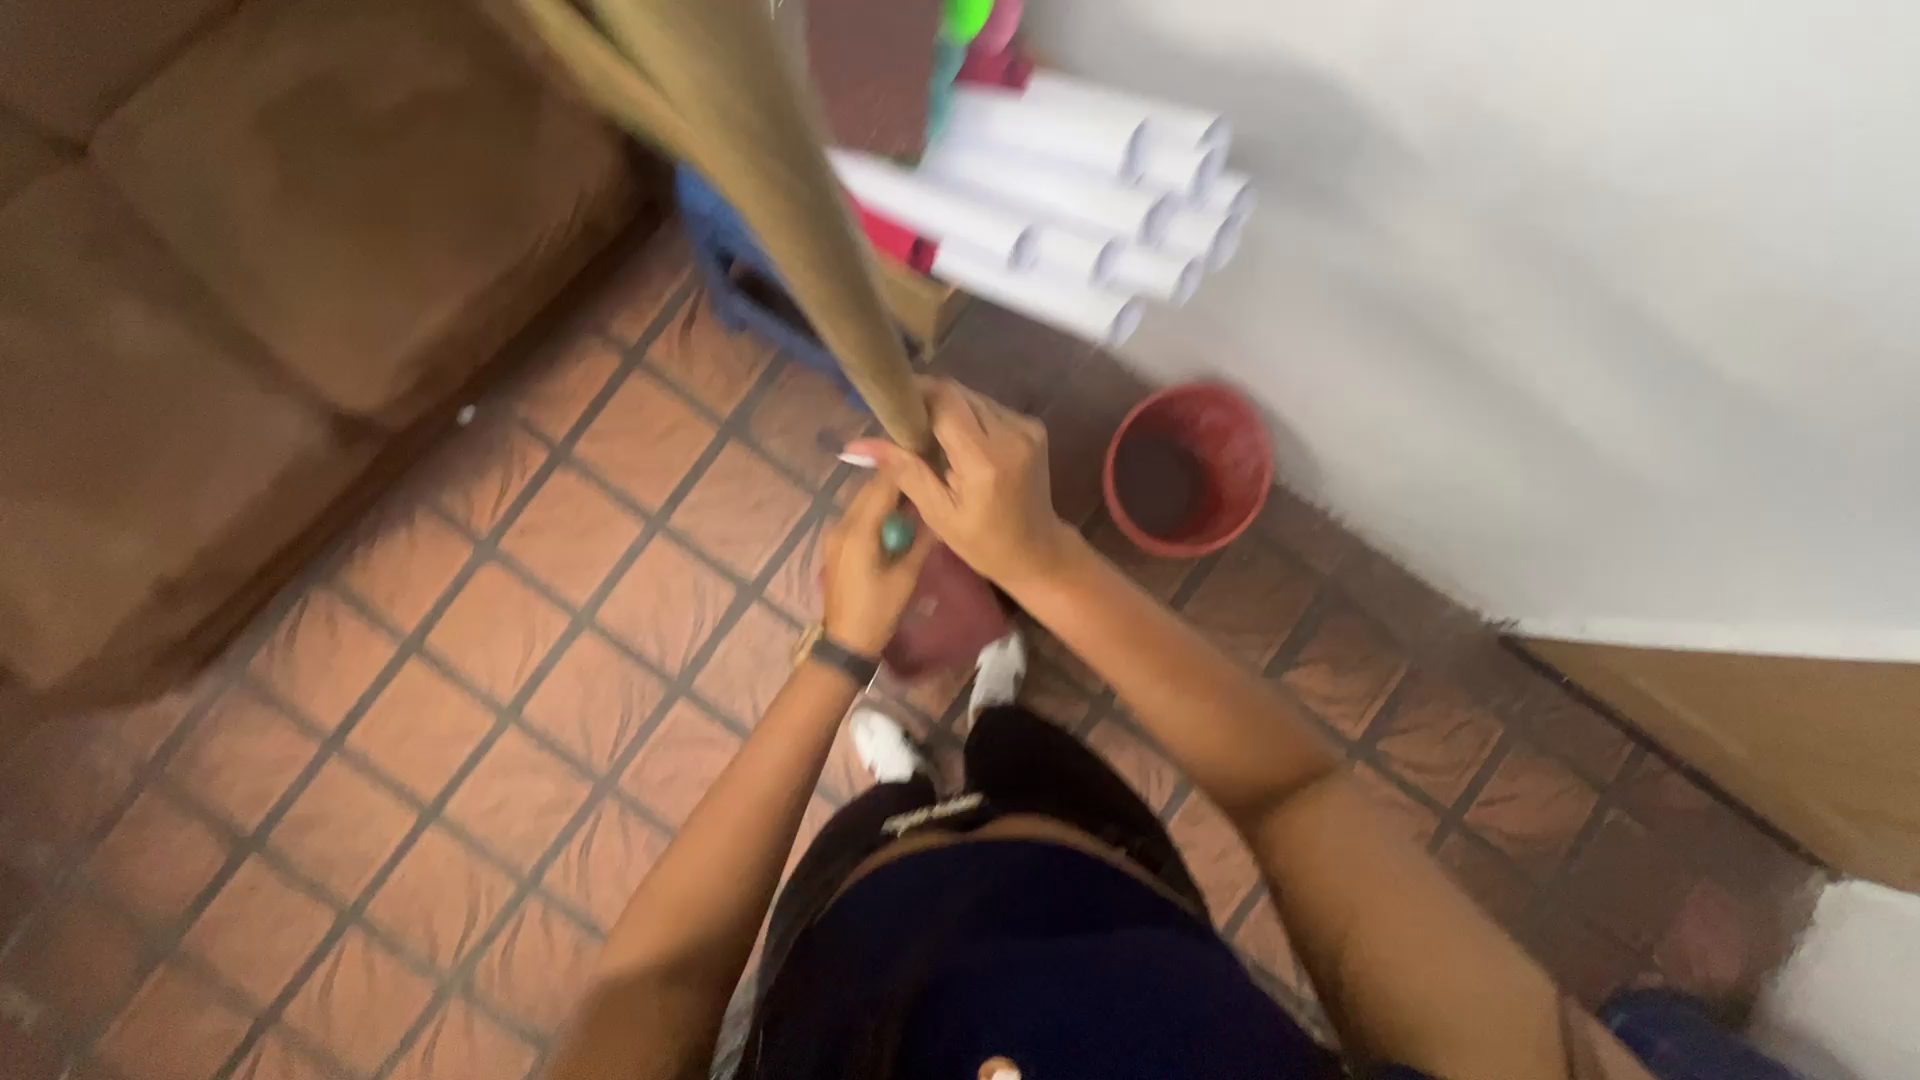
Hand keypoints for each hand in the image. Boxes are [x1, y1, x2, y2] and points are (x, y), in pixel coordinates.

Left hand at [820, 472, 935, 654]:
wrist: (845, 643)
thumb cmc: (877, 612)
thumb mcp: (906, 577)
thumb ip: (921, 542)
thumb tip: (937, 515)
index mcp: (858, 532)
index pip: (882, 487)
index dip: (903, 470)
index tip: (926, 460)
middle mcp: (841, 526)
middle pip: (869, 491)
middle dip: (896, 483)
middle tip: (924, 479)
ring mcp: (834, 535)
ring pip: (863, 504)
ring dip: (886, 499)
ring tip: (914, 499)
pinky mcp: (834, 546)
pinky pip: (857, 519)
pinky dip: (876, 514)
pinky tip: (896, 523)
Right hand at [845, 378, 1074, 586]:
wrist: (1037, 551)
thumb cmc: (982, 542)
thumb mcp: (938, 513)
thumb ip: (903, 471)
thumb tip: (855, 446)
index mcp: (985, 459)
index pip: (945, 401)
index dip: (915, 396)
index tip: (891, 407)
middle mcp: (1011, 434)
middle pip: (959, 394)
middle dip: (929, 402)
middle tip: (906, 426)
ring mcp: (1027, 428)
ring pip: (974, 398)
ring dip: (949, 410)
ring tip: (932, 439)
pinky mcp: (1033, 427)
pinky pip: (990, 409)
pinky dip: (970, 419)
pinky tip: (961, 445)